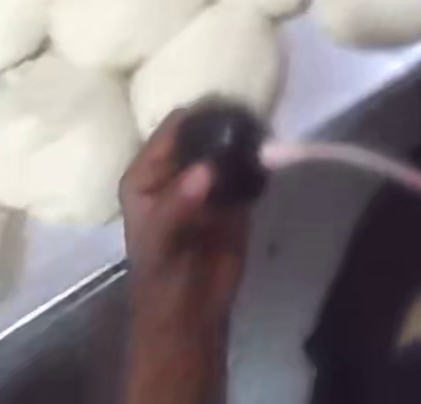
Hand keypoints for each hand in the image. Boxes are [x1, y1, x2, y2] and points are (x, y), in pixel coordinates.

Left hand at [121, 109, 249, 337]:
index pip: (175, 126)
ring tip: (266, 129)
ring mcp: (207, 176)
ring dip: (247, 134)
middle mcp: (177, 166)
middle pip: (205, 126)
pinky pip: (248, 160)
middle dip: (229, 119)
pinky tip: (272, 151)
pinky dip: (260, 154)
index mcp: (148, 172)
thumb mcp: (162, 243)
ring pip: (228, 140)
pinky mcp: (234, 187)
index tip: (231, 106)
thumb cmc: (163, 278)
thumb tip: (206, 168)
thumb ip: (178, 206)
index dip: (200, 114)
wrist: (194, 313)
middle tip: (256, 114)